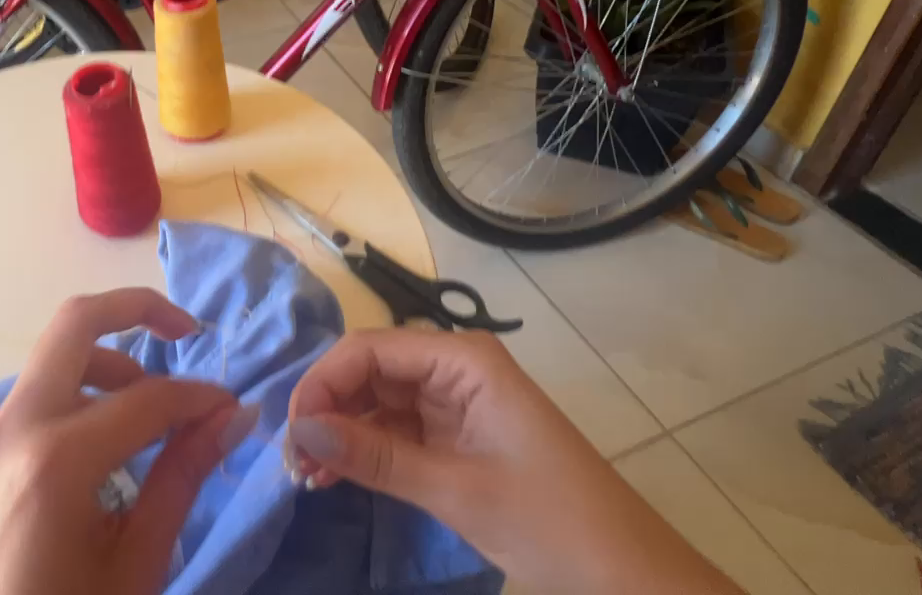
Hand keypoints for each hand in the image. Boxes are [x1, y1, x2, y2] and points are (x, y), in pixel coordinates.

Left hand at [0, 288, 257, 594]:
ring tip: (152, 406)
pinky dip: (84, 388)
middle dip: (136, 310)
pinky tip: (112, 435)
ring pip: (54, 354)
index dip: (198, 397)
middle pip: (74, 323)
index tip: (231, 408)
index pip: (146, 397)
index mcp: (55, 460)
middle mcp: (15, 428)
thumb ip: (182, 477)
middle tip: (186, 330)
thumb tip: (234, 416)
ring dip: (109, 355)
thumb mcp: (136, 564)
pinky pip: (41, 392)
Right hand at [287, 329, 741, 593]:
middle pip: (370, 371)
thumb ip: (375, 456)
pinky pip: (394, 430)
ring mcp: (453, 401)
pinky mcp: (453, 435)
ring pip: (376, 401)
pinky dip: (363, 451)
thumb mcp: (457, 488)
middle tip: (294, 459)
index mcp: (462, 358)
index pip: (372, 349)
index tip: (292, 430)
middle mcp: (453, 367)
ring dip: (340, 433)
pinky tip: (334, 475)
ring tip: (307, 474)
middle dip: (328, 409)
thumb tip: (300, 430)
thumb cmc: (553, 521)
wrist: (630, 577)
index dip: (325, 382)